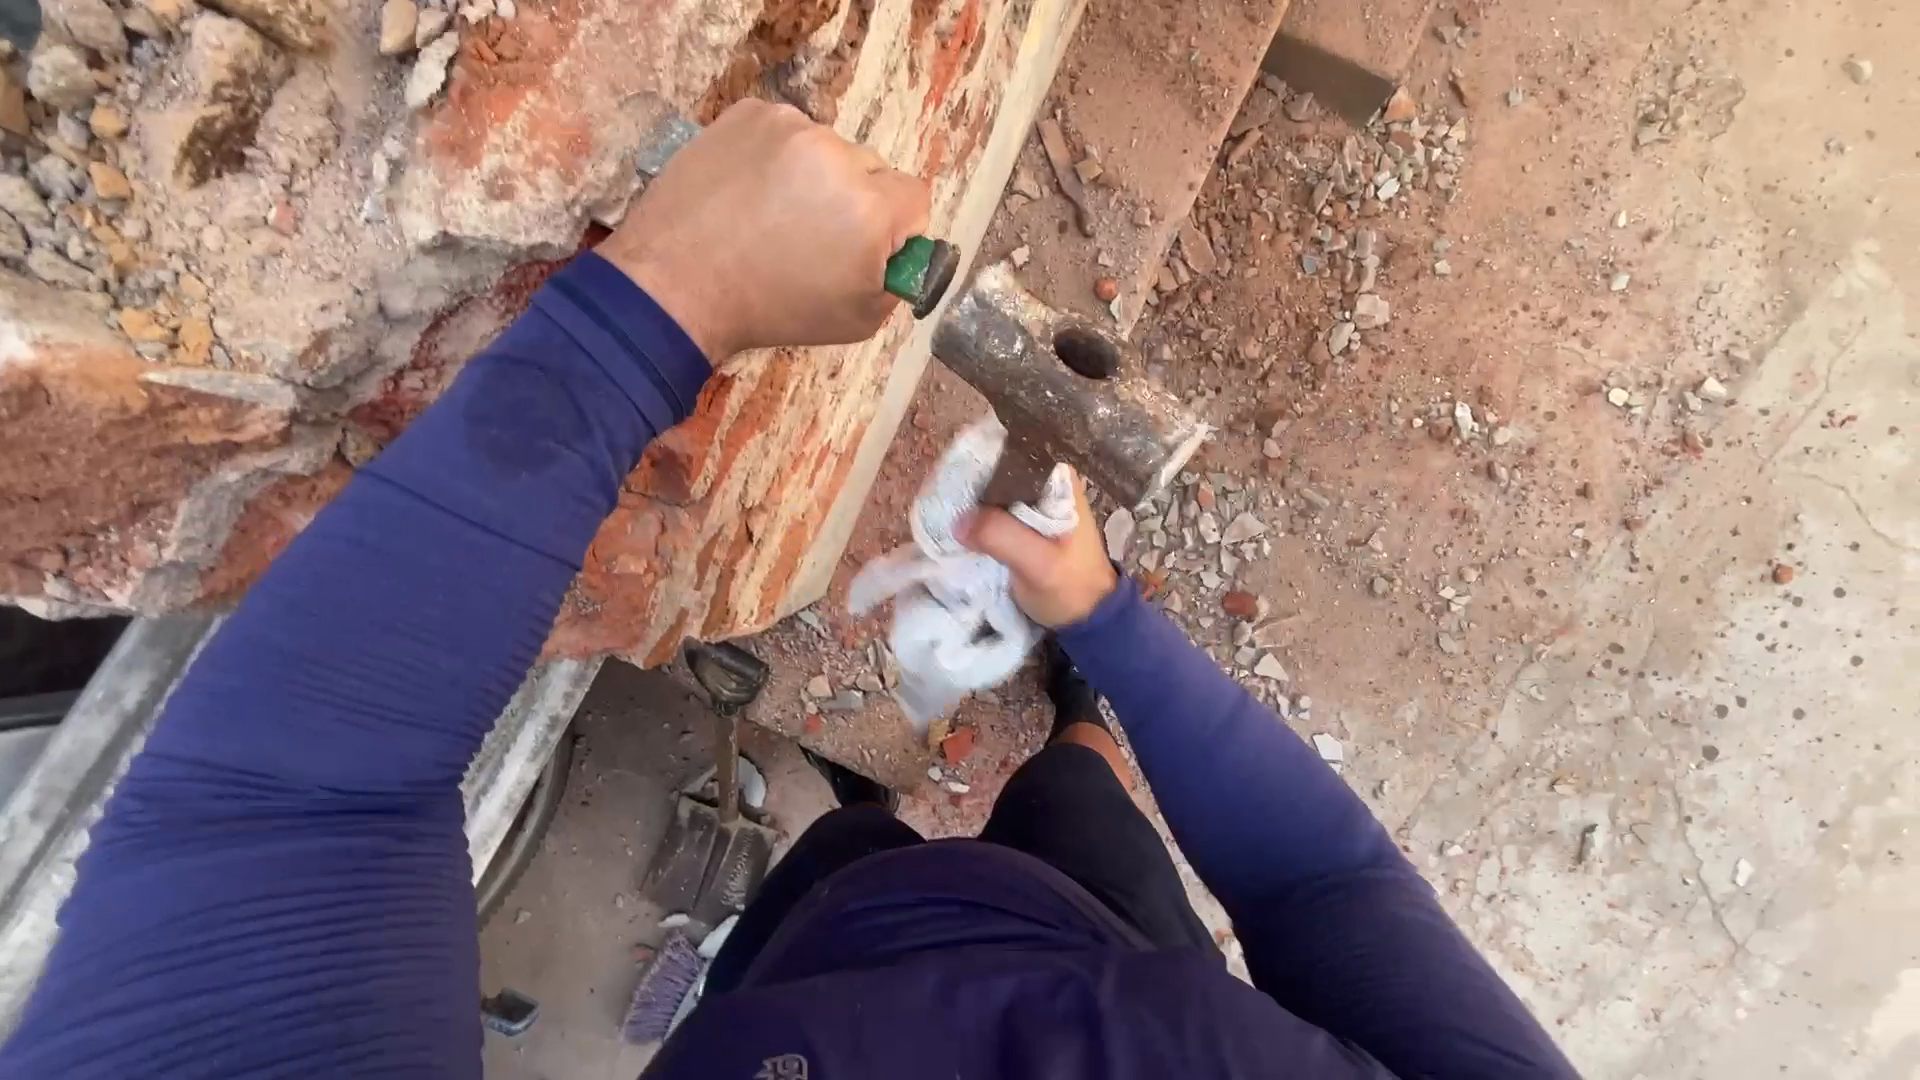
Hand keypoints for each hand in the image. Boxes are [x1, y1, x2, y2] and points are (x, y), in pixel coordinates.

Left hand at [597, 100, 931, 361]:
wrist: (680, 283)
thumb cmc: (774, 311)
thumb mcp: (859, 321)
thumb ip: (896, 282)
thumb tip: (901, 254)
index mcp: (870, 208)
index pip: (916, 198)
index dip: (899, 230)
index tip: (869, 250)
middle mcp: (836, 154)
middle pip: (874, 171)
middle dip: (859, 203)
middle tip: (818, 240)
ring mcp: (790, 126)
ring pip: (830, 151)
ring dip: (819, 179)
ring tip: (776, 218)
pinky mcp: (750, 114)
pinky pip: (787, 134)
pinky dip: (780, 161)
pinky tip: (753, 195)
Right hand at [958, 471, 1118, 627]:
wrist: (1087, 616)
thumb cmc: (1071, 587)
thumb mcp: (1038, 564)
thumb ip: (1001, 536)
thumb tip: (958, 520)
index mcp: (1057, 479)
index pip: (1006, 457)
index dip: (974, 469)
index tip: (947, 486)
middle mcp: (1044, 481)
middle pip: (994, 473)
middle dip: (967, 488)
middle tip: (940, 505)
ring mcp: (1033, 501)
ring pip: (990, 493)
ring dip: (968, 506)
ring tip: (942, 516)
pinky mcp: (1022, 521)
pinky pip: (991, 512)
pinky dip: (975, 520)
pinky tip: (957, 529)